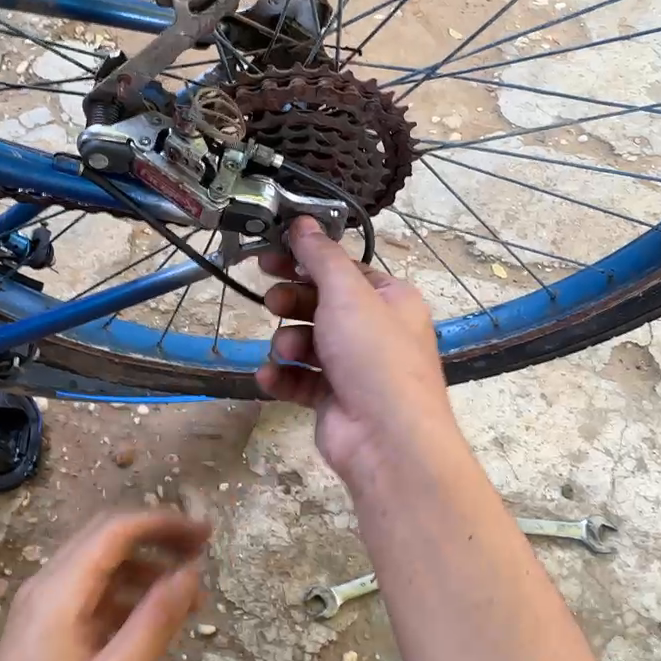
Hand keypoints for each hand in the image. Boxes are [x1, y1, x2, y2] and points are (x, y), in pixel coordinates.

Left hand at [0, 511, 209, 660]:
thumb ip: (155, 621)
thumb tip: (192, 571)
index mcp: (56, 592)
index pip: (115, 530)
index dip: (163, 523)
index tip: (205, 535)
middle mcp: (44, 588)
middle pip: (105, 540)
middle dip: (157, 541)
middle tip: (202, 554)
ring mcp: (39, 611)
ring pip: (99, 569)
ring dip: (144, 573)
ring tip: (188, 600)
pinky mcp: (42, 634)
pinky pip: (89, 597)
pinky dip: (125, 598)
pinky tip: (152, 624)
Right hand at [255, 216, 461, 479]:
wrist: (387, 439)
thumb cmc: (375, 356)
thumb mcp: (348, 293)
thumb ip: (321, 256)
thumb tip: (303, 221)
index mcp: (390, 299)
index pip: (344, 270)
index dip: (308, 260)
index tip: (272, 253)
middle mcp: (374, 331)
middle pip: (321, 304)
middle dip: (293, 302)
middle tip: (272, 299)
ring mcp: (354, 368)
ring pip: (307, 342)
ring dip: (289, 342)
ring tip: (286, 351)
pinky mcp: (334, 399)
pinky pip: (300, 379)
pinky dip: (284, 377)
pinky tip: (270, 376)